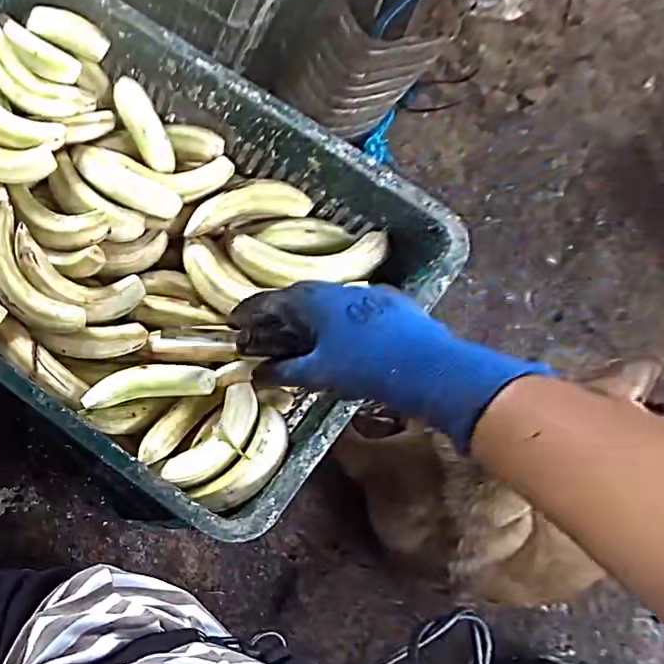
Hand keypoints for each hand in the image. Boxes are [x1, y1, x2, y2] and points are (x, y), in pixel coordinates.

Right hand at [231, 282, 550, 448]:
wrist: (430, 368)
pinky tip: (335, 343)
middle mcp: (337, 289)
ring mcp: (367, 294)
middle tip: (260, 335)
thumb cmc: (364, 368)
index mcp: (312, 299)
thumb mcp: (317, 374)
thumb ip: (283, 371)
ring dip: (305, 321)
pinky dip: (332, 325)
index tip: (233, 322)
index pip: (268, 302)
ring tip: (295, 341)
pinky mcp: (391, 306)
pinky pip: (349, 312)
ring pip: (325, 305)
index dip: (248, 313)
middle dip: (276, 318)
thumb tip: (257, 374)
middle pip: (296, 301)